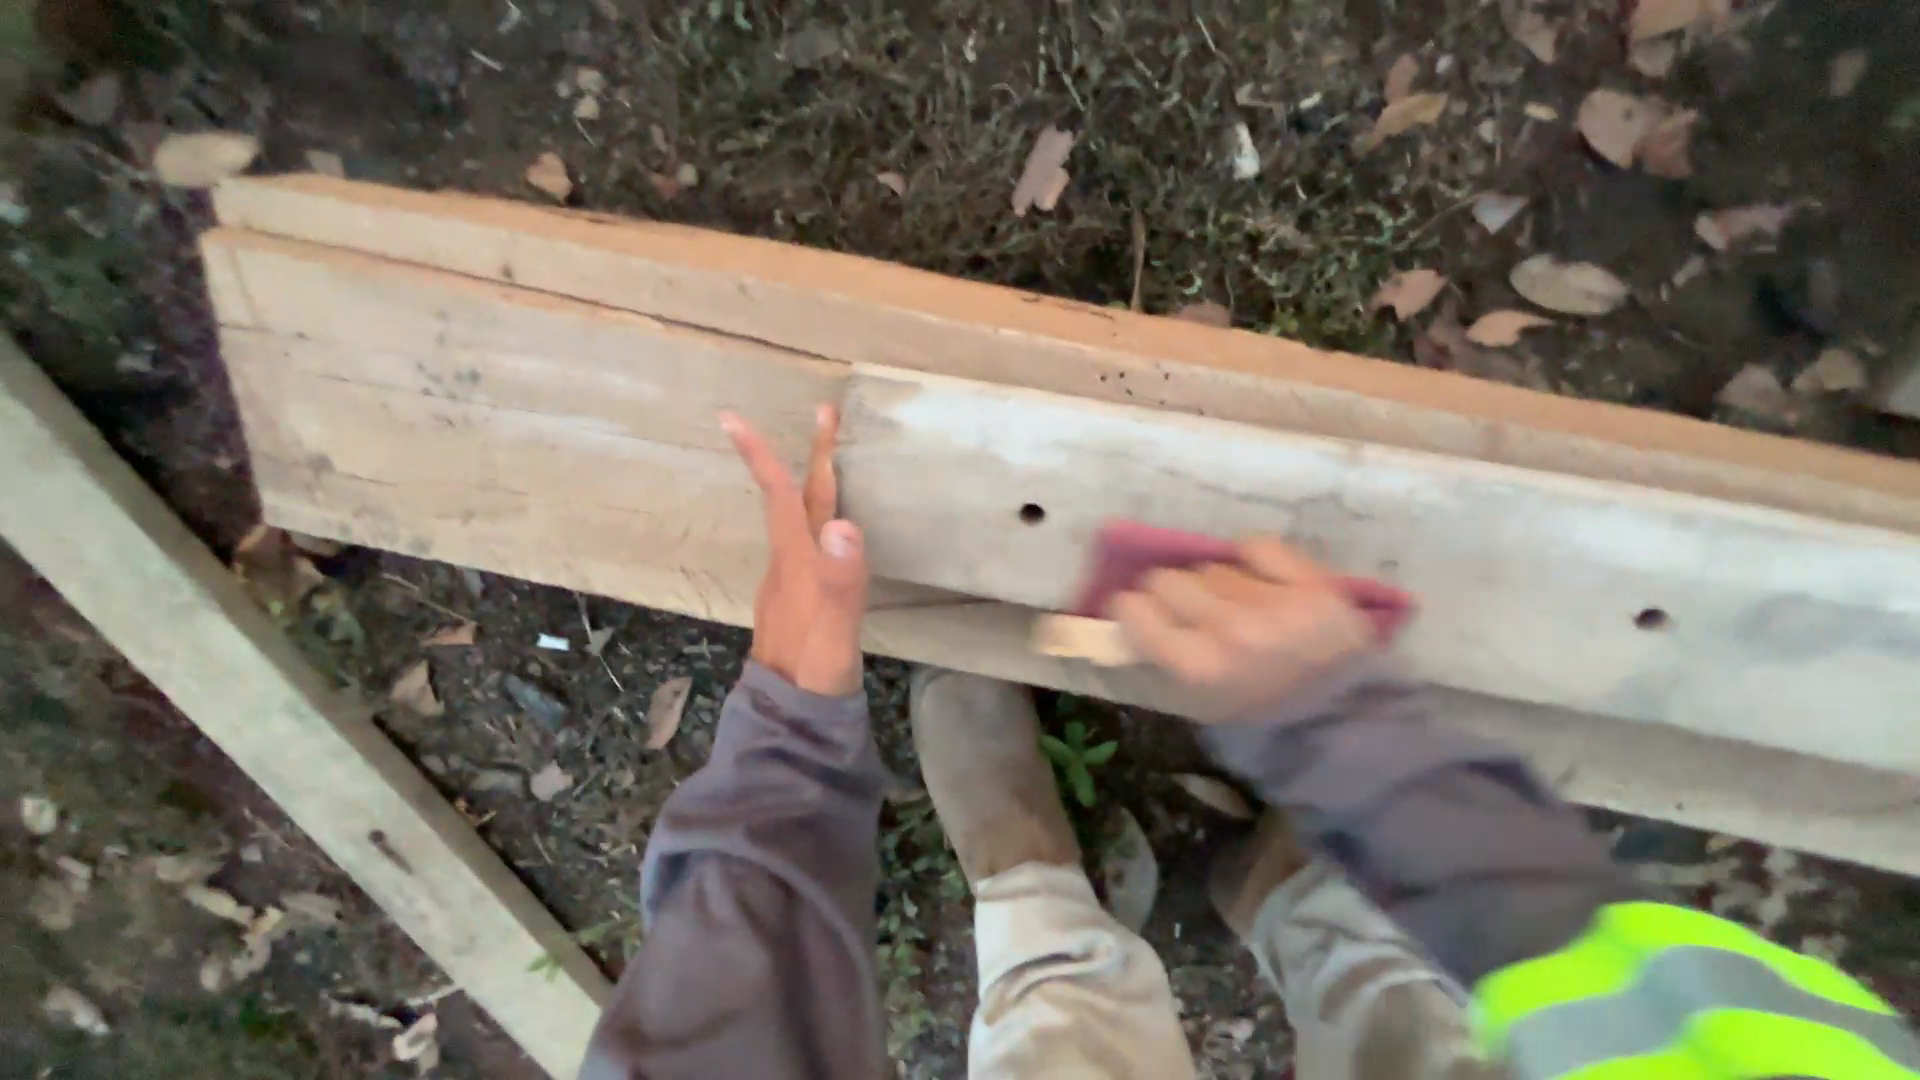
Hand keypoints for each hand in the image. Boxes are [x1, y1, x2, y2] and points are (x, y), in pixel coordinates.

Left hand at [722, 405, 869, 696]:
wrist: (791, 718)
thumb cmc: (814, 673)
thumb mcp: (833, 629)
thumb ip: (838, 580)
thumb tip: (842, 524)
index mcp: (796, 563)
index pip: (781, 498)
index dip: (761, 456)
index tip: (732, 417)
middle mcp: (790, 564)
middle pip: (797, 500)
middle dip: (810, 455)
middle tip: (825, 414)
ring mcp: (793, 582)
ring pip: (801, 520)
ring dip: (812, 482)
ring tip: (829, 457)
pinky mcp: (802, 598)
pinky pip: (808, 541)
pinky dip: (819, 515)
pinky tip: (829, 525)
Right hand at [1109, 539, 1400, 721]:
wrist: (1350, 717)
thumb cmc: (1263, 716)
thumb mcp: (1200, 703)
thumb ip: (1162, 655)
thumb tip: (1129, 609)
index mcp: (1198, 666)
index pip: (1133, 607)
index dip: (1133, 608)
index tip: (1142, 612)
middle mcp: (1229, 628)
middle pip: (1166, 579)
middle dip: (1170, 593)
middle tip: (1188, 608)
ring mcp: (1273, 603)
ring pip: (1211, 566)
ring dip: (1215, 583)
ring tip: (1237, 605)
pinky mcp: (1311, 583)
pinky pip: (1258, 546)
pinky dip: (1253, 559)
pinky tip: (1261, 582)